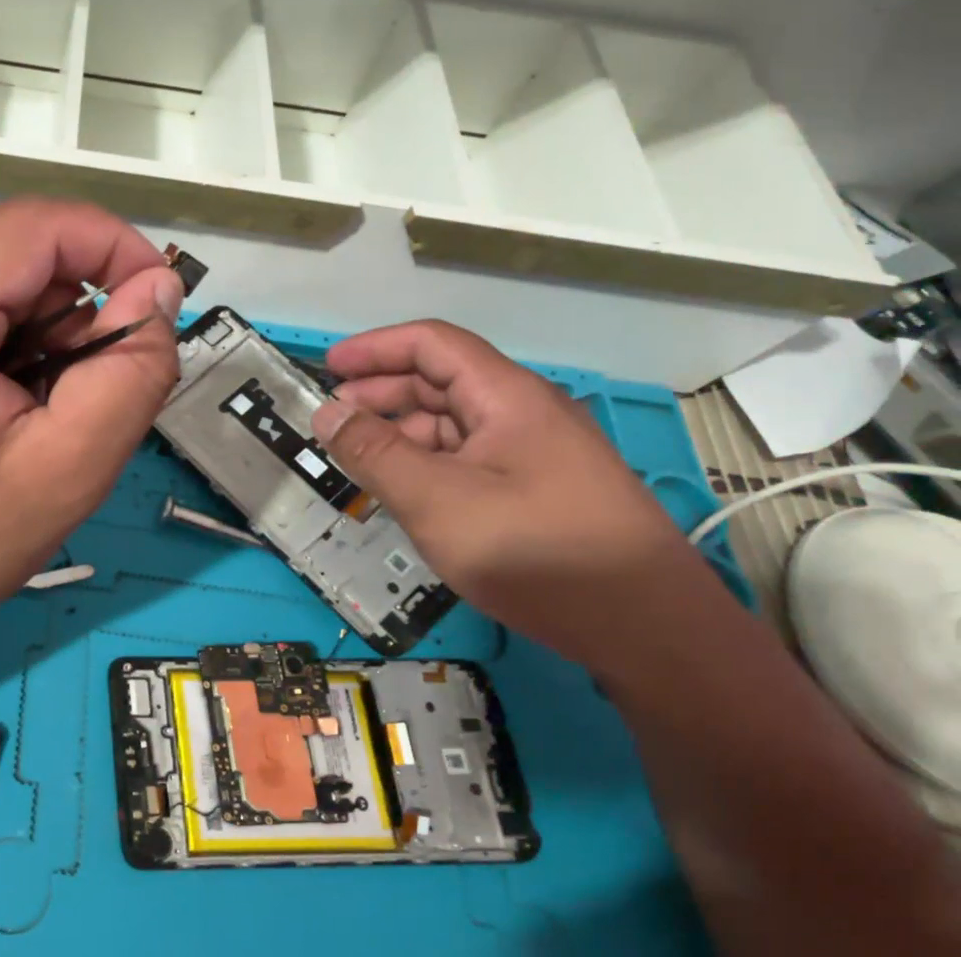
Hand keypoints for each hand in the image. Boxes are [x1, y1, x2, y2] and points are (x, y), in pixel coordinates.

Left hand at [0, 197, 183, 642]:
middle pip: (8, 252)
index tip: (157, 300)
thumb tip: (157, 290)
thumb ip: (129, 373)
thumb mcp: (66, 470)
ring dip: (37, 329)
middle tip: (85, 389)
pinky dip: (0, 340)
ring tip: (32, 410)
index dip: (110, 244)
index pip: (30, 226)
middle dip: (71, 306)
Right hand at [310, 320, 714, 669]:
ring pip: (455, 425)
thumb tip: (327, 412)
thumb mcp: (437, 501)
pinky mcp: (542, 492)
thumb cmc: (535, 550)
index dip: (375, 348)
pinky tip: (406, 492)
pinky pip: (471, 459)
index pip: (432, 345)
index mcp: (507, 397)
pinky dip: (428, 465)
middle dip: (381, 393)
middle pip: (442, 382)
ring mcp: (538, 454)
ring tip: (359, 461)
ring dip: (402, 433)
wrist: (645, 626)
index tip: (326, 367)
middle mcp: (525, 414)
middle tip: (331, 421)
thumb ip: (374, 453)